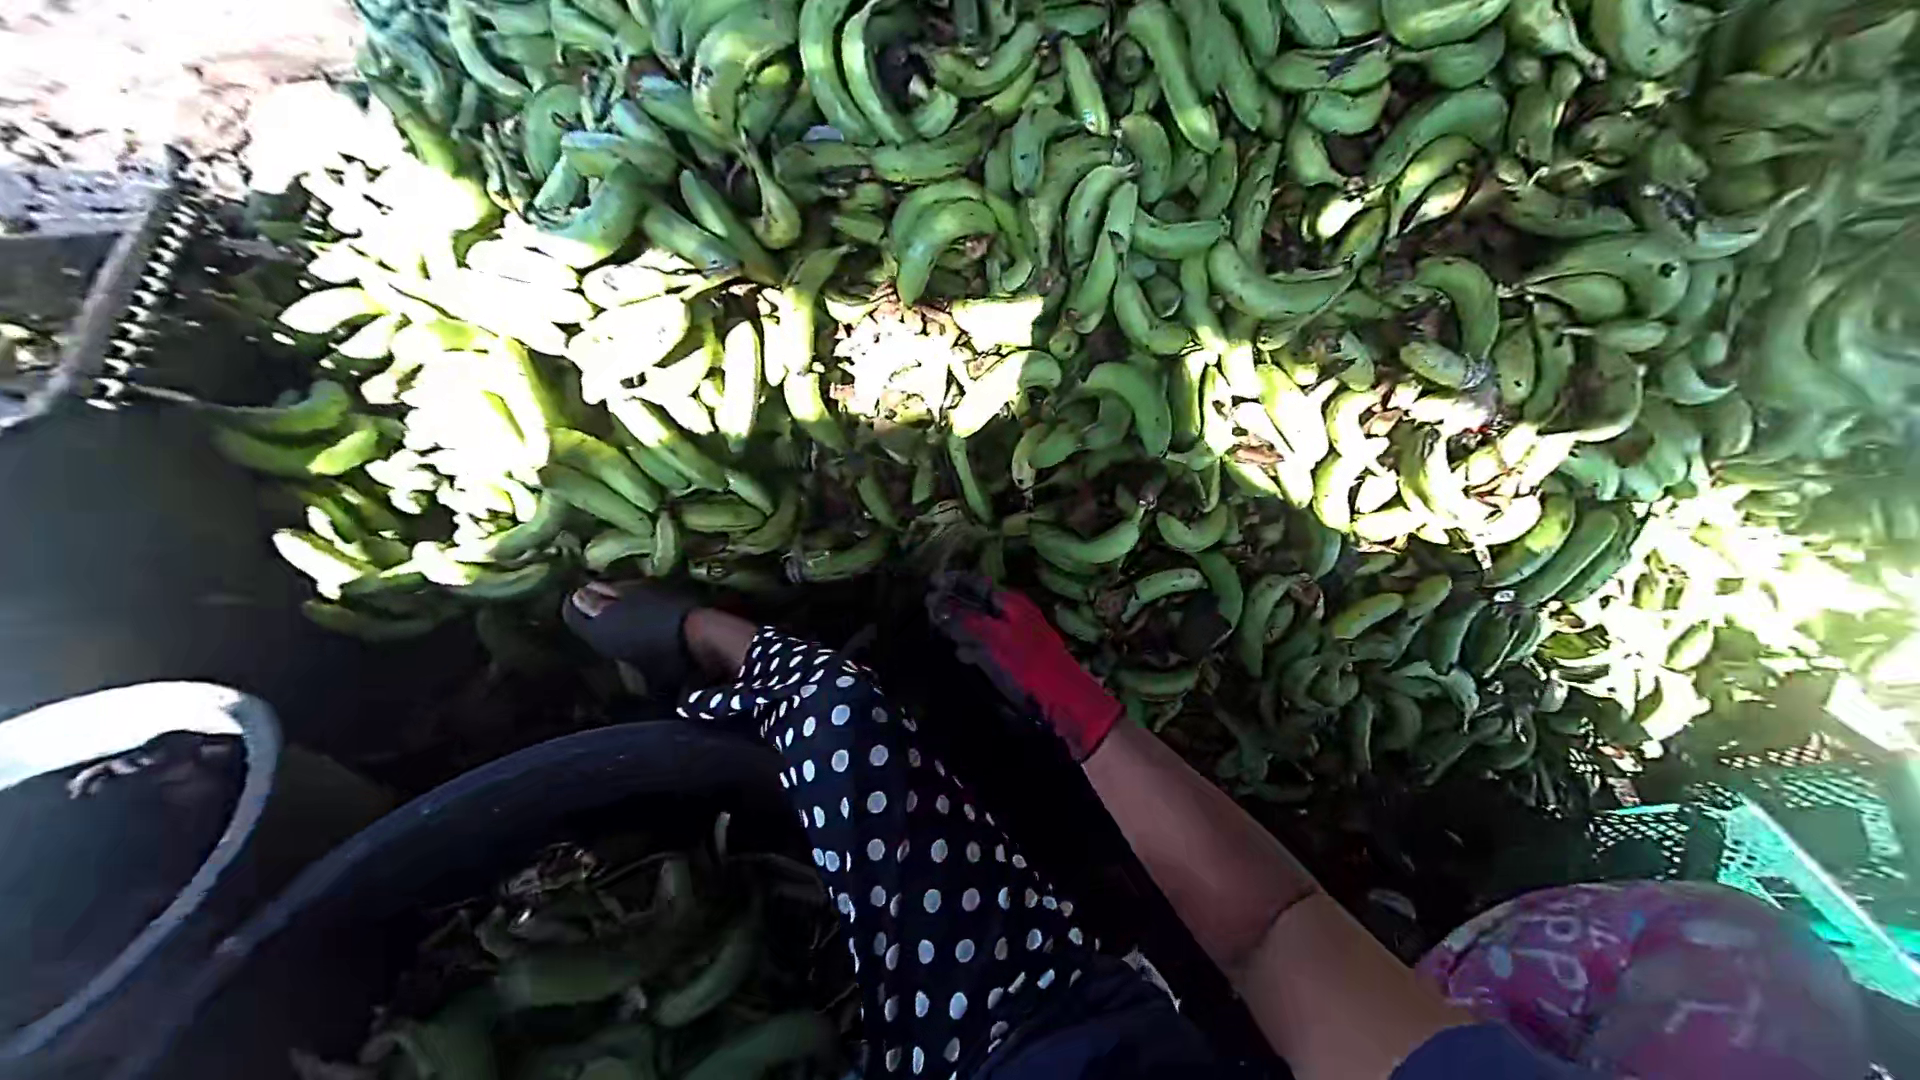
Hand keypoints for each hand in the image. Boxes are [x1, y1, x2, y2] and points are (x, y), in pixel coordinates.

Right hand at [926, 572, 1121, 761]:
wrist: (1063, 704)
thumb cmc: (1029, 666)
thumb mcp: (994, 640)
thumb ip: (964, 620)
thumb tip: (935, 603)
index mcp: (1011, 603)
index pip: (976, 583)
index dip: (953, 582)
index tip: (929, 583)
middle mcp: (1012, 615)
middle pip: (977, 602)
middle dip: (952, 603)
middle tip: (925, 604)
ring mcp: (1013, 637)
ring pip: (979, 624)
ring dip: (958, 624)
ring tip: (934, 625)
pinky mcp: (1011, 659)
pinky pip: (984, 645)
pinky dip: (969, 645)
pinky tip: (959, 653)